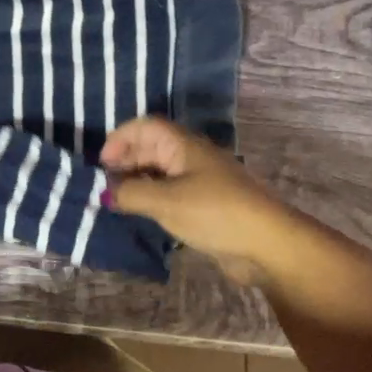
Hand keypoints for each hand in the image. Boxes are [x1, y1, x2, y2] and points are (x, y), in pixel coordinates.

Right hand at [101, 118, 304, 283]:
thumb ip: (130, 193)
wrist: (268, 245)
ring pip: (159, 172)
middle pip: (151, 147)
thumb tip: (106, 192)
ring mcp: (200, 181)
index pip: (145, 126)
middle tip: (104, 185)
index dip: (120, 138)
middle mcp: (191, 158)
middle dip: (124, 161)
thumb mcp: (164, 201)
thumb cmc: (215, 213)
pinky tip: (140, 214)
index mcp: (184, 146)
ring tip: (117, 201)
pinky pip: (170, 193)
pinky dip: (151, 198)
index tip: (102, 164)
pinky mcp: (206, 205)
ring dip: (136, 181)